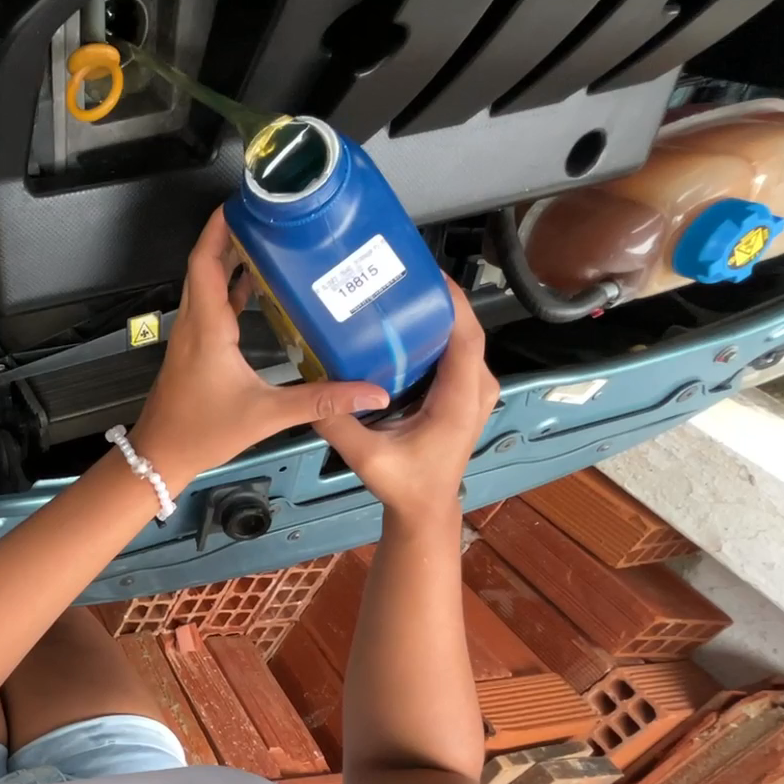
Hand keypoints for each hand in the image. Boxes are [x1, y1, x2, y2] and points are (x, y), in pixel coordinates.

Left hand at [129, 208, 389, 490]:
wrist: (159, 456)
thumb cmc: (199, 434)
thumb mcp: (265, 415)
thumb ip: (321, 401)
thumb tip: (370, 392)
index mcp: (207, 328)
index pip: (206, 261)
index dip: (221, 227)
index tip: (244, 201)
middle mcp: (193, 325)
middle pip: (206, 264)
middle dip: (233, 234)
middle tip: (268, 214)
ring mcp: (190, 337)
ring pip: (206, 285)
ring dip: (231, 260)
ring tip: (269, 241)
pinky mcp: (192, 351)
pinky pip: (210, 307)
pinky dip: (230, 290)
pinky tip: (256, 289)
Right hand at [313, 279, 497, 522]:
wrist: (424, 507)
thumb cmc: (403, 483)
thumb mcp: (365, 457)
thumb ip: (338, 425)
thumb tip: (307, 393)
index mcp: (459, 399)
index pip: (466, 337)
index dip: (453, 302)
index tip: (427, 276)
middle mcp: (475, 388)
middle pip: (464, 332)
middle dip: (437, 305)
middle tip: (398, 286)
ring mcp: (472, 391)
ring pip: (460, 342)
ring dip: (434, 321)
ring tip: (396, 304)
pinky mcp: (462, 395)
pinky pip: (453, 355)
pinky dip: (433, 340)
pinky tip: (401, 335)